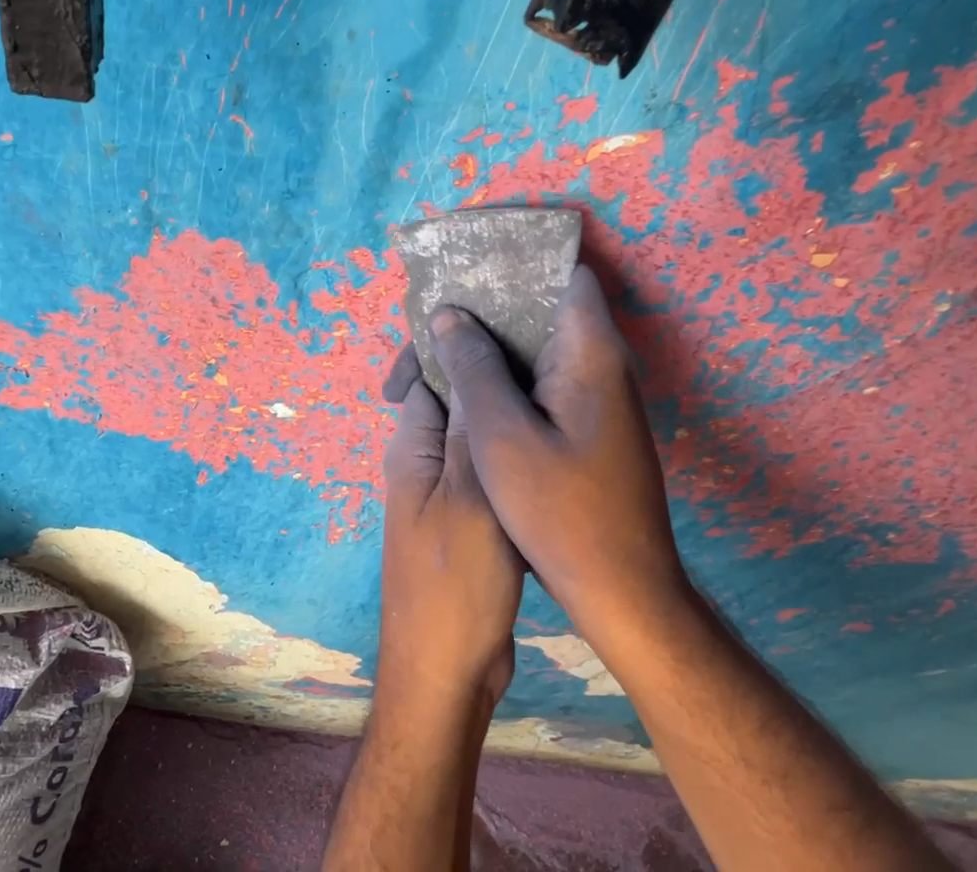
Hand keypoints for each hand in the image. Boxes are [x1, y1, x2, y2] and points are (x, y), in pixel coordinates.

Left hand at [376, 344, 526, 704]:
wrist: (448, 664)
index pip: (425, 369)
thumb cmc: (456, 580)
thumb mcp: (471, 497)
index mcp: (412, 445)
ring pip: (479, 431)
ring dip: (509, 407)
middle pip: (455, 395)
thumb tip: (456, 346)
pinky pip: (494, 467)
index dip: (456, 336)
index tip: (503, 310)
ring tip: (564, 378)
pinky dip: (519, 449)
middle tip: (553, 342)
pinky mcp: (472, 518)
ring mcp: (448, 490)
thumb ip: (467, 426)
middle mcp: (423, 459)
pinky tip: (558, 439)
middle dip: (491, 367)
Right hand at [426, 266, 689, 637]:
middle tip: (416, 339)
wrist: (617, 584)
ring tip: (418, 371)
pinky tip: (450, 397)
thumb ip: (473, 368)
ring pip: (527, 349)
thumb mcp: (501, 434)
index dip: (511, 264)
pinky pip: (531, 381)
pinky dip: (491, 380)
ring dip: (476, 352)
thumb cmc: (560, 509)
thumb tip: (447, 316)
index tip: (458, 273)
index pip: (560, 275)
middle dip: (474, 315)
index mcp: (588, 353)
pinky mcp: (579, 423)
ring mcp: (589, 395)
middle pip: (533, 311)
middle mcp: (596, 363)